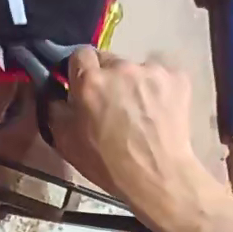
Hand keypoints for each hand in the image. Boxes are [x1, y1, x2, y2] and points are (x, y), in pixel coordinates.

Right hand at [52, 49, 231, 231]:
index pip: (79, 54)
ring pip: (134, 68)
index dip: (79, 70)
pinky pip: (160, 75)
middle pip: (108, 60)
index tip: (82, 85)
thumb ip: (55, 109)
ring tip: (137, 110)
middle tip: (109, 102)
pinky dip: (156, 88)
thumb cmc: (107, 164)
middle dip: (106, 76)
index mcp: (89, 81)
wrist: (158, 177)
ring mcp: (151, 70)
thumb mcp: (66, 141)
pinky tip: (156, 110)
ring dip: (131, 83)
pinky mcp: (177, 78)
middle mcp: (120, 67)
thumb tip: (56, 92)